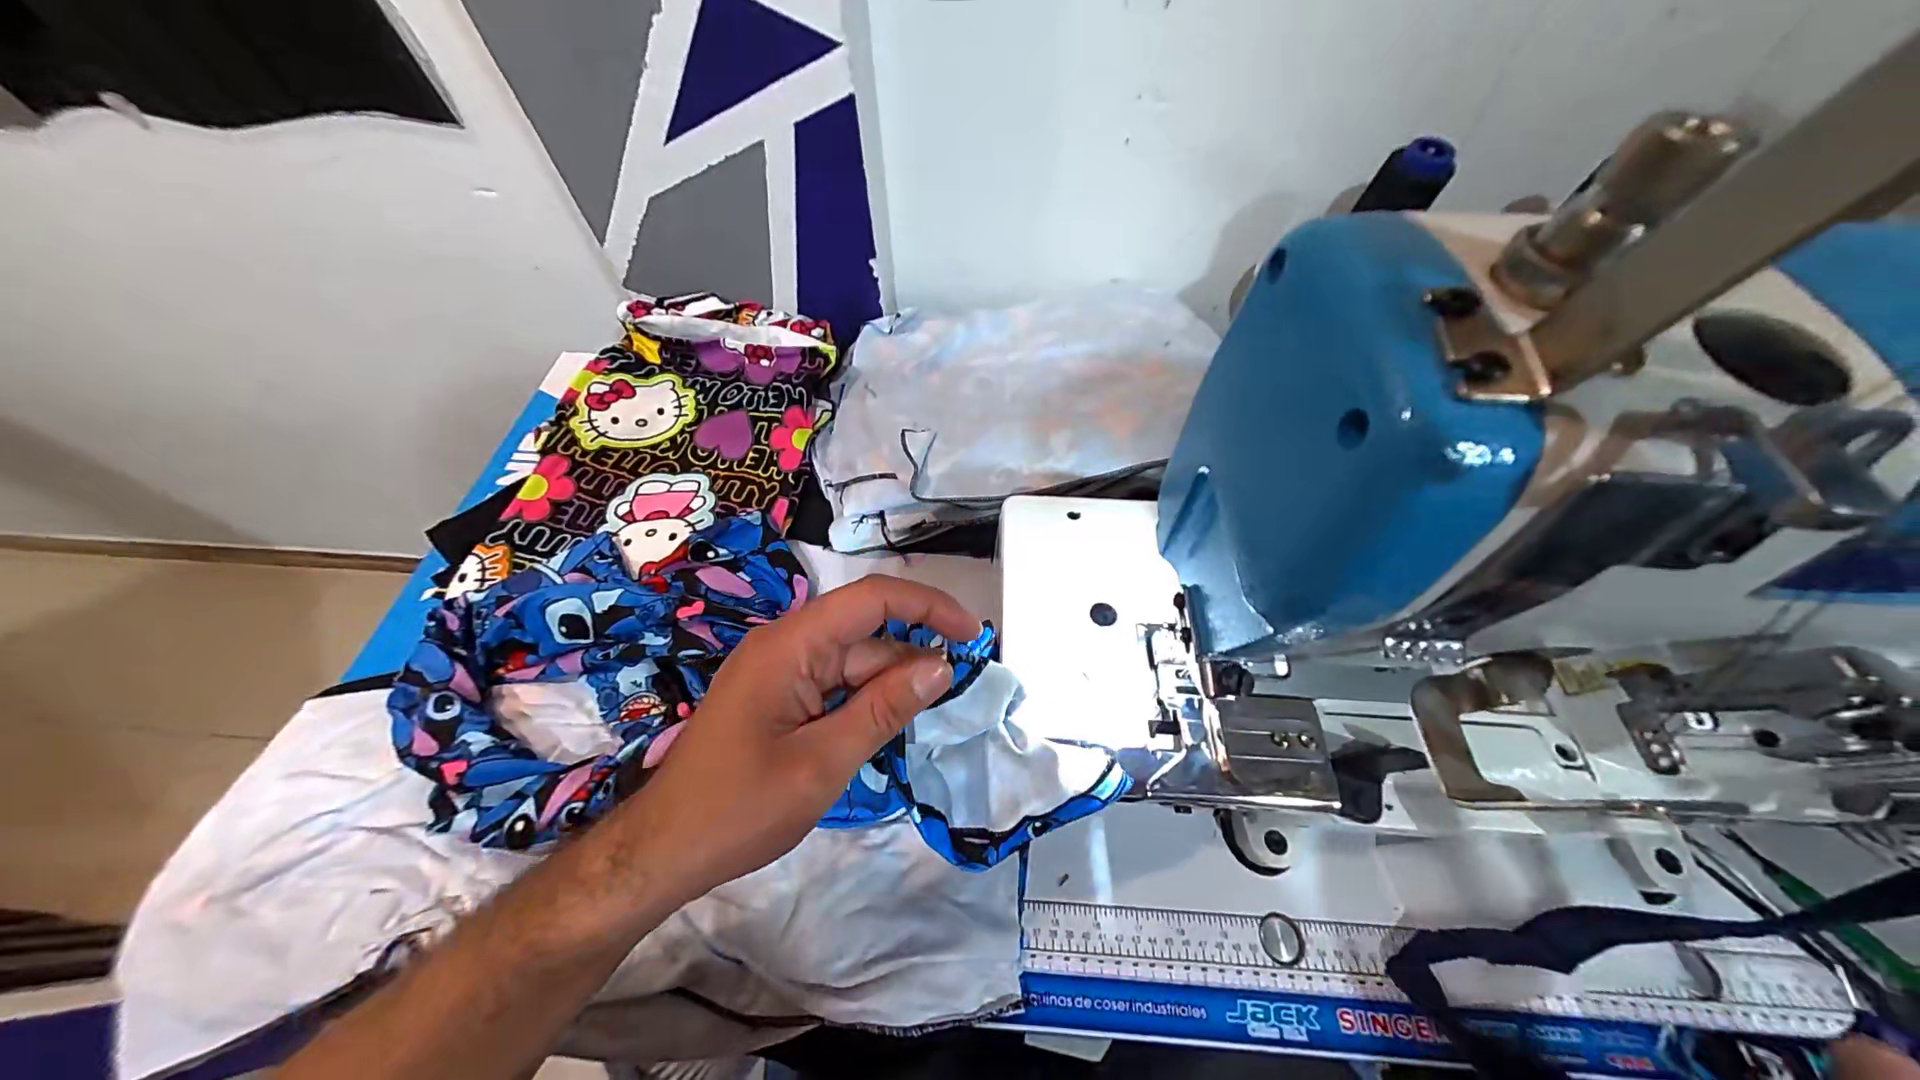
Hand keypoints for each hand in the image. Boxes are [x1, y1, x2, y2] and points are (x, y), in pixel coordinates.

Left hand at [614, 575, 981, 905]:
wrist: (662, 850)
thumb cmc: (738, 808)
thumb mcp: (823, 762)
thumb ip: (884, 709)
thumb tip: (941, 666)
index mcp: (791, 645)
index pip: (872, 599)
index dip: (928, 606)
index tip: (972, 635)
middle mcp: (785, 644)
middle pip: (866, 633)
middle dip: (912, 658)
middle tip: (957, 695)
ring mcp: (779, 669)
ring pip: (853, 661)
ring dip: (889, 684)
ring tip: (920, 719)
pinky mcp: (777, 695)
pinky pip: (833, 683)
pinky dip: (864, 700)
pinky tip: (882, 727)